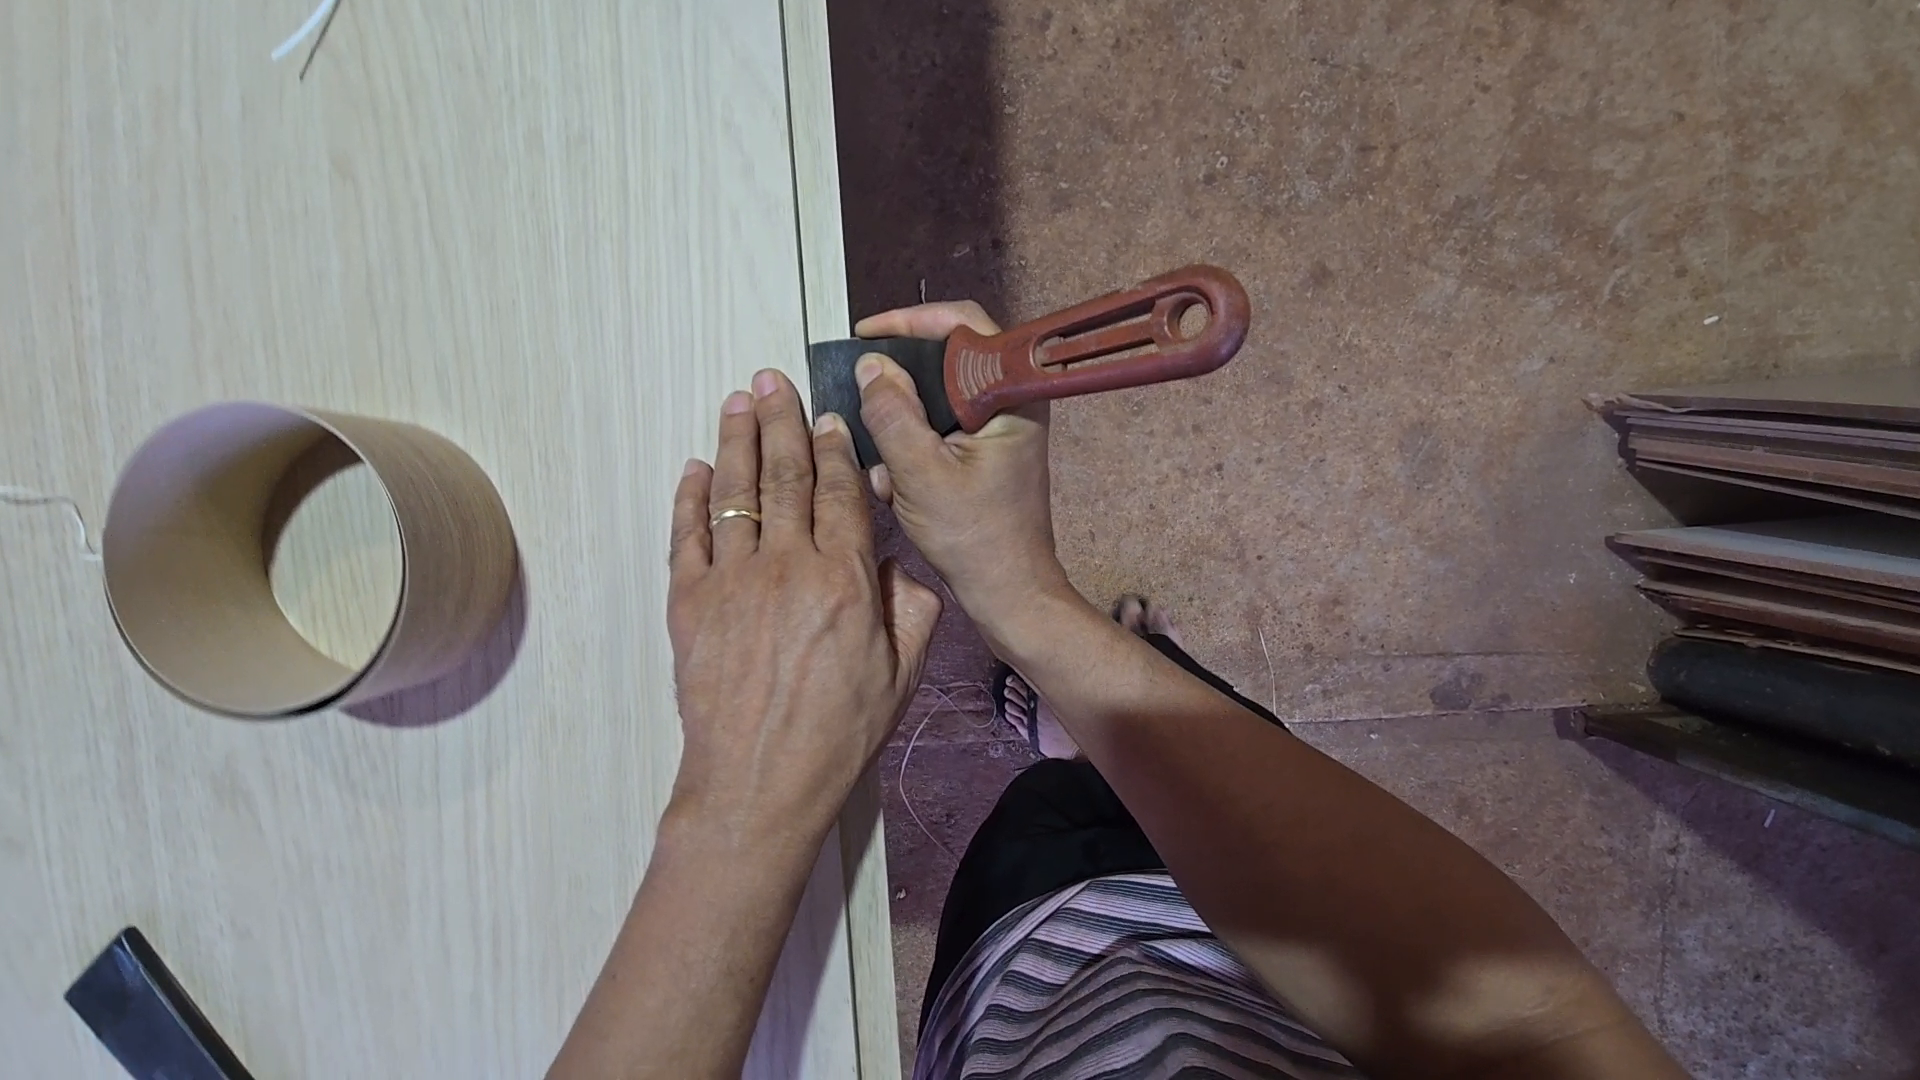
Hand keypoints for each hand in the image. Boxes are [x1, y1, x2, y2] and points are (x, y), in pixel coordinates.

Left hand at [667, 369, 941, 845]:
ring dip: (736, 442)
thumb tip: (894, 560)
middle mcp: (789, 567)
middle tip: (772, 380)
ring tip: (736, 402)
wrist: (761, 782)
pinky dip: (690, 498)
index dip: (836, 449)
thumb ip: (911, 607)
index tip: (829, 415)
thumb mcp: (903, 674)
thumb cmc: (839, 732)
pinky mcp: (688, 604)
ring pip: (735, 495)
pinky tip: (696, 468)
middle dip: (781, 422)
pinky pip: (687, 537)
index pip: (841, 494)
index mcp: (847, 581)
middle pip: (785, 477)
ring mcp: (733, 583)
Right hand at [854, 302, 1073, 628]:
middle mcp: (1009, 404)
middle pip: (944, 362)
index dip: (912, 322)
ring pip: (935, 399)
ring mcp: (997, 430)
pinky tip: (894, 482)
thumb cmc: (975, 539)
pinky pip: (938, 430)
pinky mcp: (983, 453)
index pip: (965, 327)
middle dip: (898, 384)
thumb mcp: (920, 474)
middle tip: (860, 395)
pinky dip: (911, 448)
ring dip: (900, 424)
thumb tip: (869, 366)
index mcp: (1010, 397)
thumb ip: (892, 415)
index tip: (866, 335)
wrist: (1007, 592)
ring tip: (880, 458)